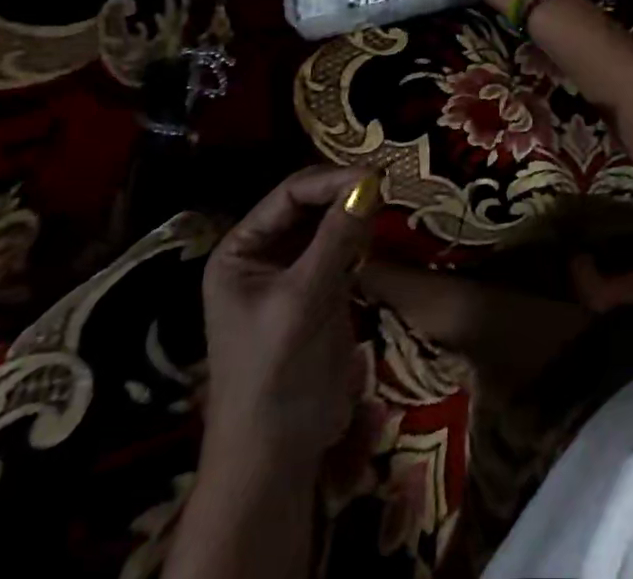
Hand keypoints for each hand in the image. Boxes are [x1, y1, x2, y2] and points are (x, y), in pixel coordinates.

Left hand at [201, 165, 378, 461]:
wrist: (277, 455)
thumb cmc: (276, 373)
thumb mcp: (304, 301)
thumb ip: (335, 241)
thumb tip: (369, 183)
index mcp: (241, 250)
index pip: (288, 197)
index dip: (329, 181)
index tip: (374, 176)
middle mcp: (264, 256)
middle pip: (307, 208)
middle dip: (342, 194)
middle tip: (389, 184)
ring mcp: (293, 276)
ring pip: (327, 230)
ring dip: (354, 215)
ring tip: (391, 201)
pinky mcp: (320, 297)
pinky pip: (341, 256)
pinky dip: (360, 242)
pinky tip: (383, 232)